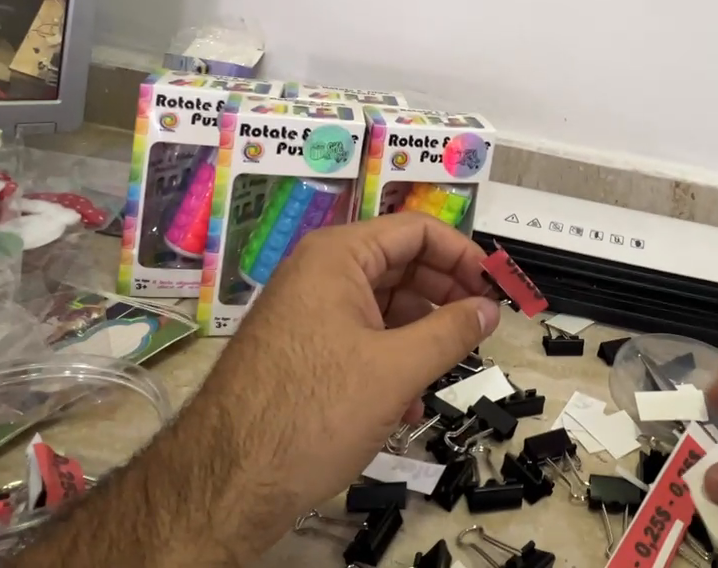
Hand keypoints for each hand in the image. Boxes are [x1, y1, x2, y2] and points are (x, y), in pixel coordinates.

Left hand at [15, 214, 500, 567]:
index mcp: (338, 255)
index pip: (417, 230)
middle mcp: (320, 272)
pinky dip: (392, 358)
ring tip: (447, 369)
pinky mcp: (301, 349)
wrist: (220, 488)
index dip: (463, 254)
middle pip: (401, 263)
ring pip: (384, 304)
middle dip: (445, 294)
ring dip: (421, 333)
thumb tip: (490, 309)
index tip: (497, 287)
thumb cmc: (312, 412)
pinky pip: (361, 335)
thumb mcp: (396, 370)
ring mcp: (308, 311)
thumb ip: (452, 331)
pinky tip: (408, 403)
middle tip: (481, 326)